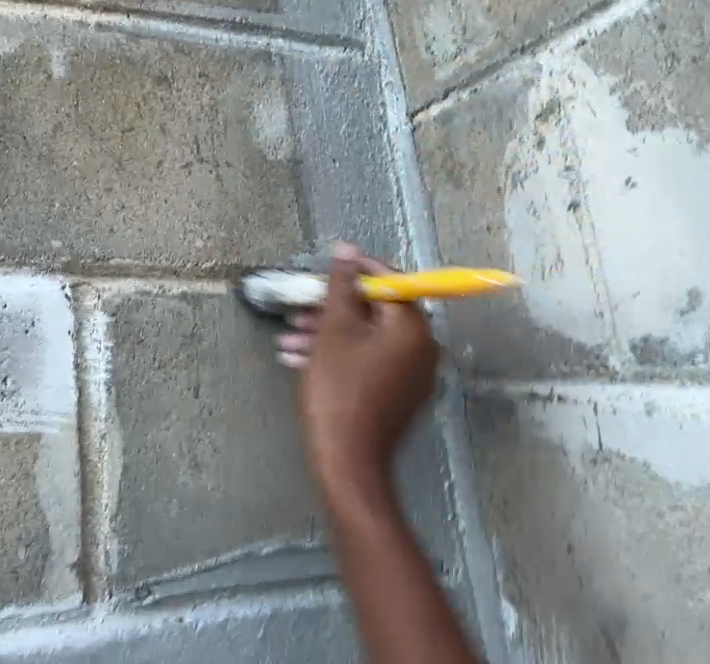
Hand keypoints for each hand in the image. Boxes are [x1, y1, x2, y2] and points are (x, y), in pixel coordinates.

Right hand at [277, 242, 441, 496]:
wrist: (347, 459)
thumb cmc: (339, 388)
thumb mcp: (333, 329)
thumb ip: (341, 285)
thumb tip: (347, 249)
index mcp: (413, 328)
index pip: (389, 282)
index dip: (355, 271)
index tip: (325, 269)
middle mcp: (422, 349)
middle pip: (375, 312)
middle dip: (332, 308)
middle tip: (299, 307)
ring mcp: (412, 376)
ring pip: (366, 339)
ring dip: (326, 334)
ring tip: (288, 338)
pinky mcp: (397, 395)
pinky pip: (368, 361)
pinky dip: (338, 356)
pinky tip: (298, 359)